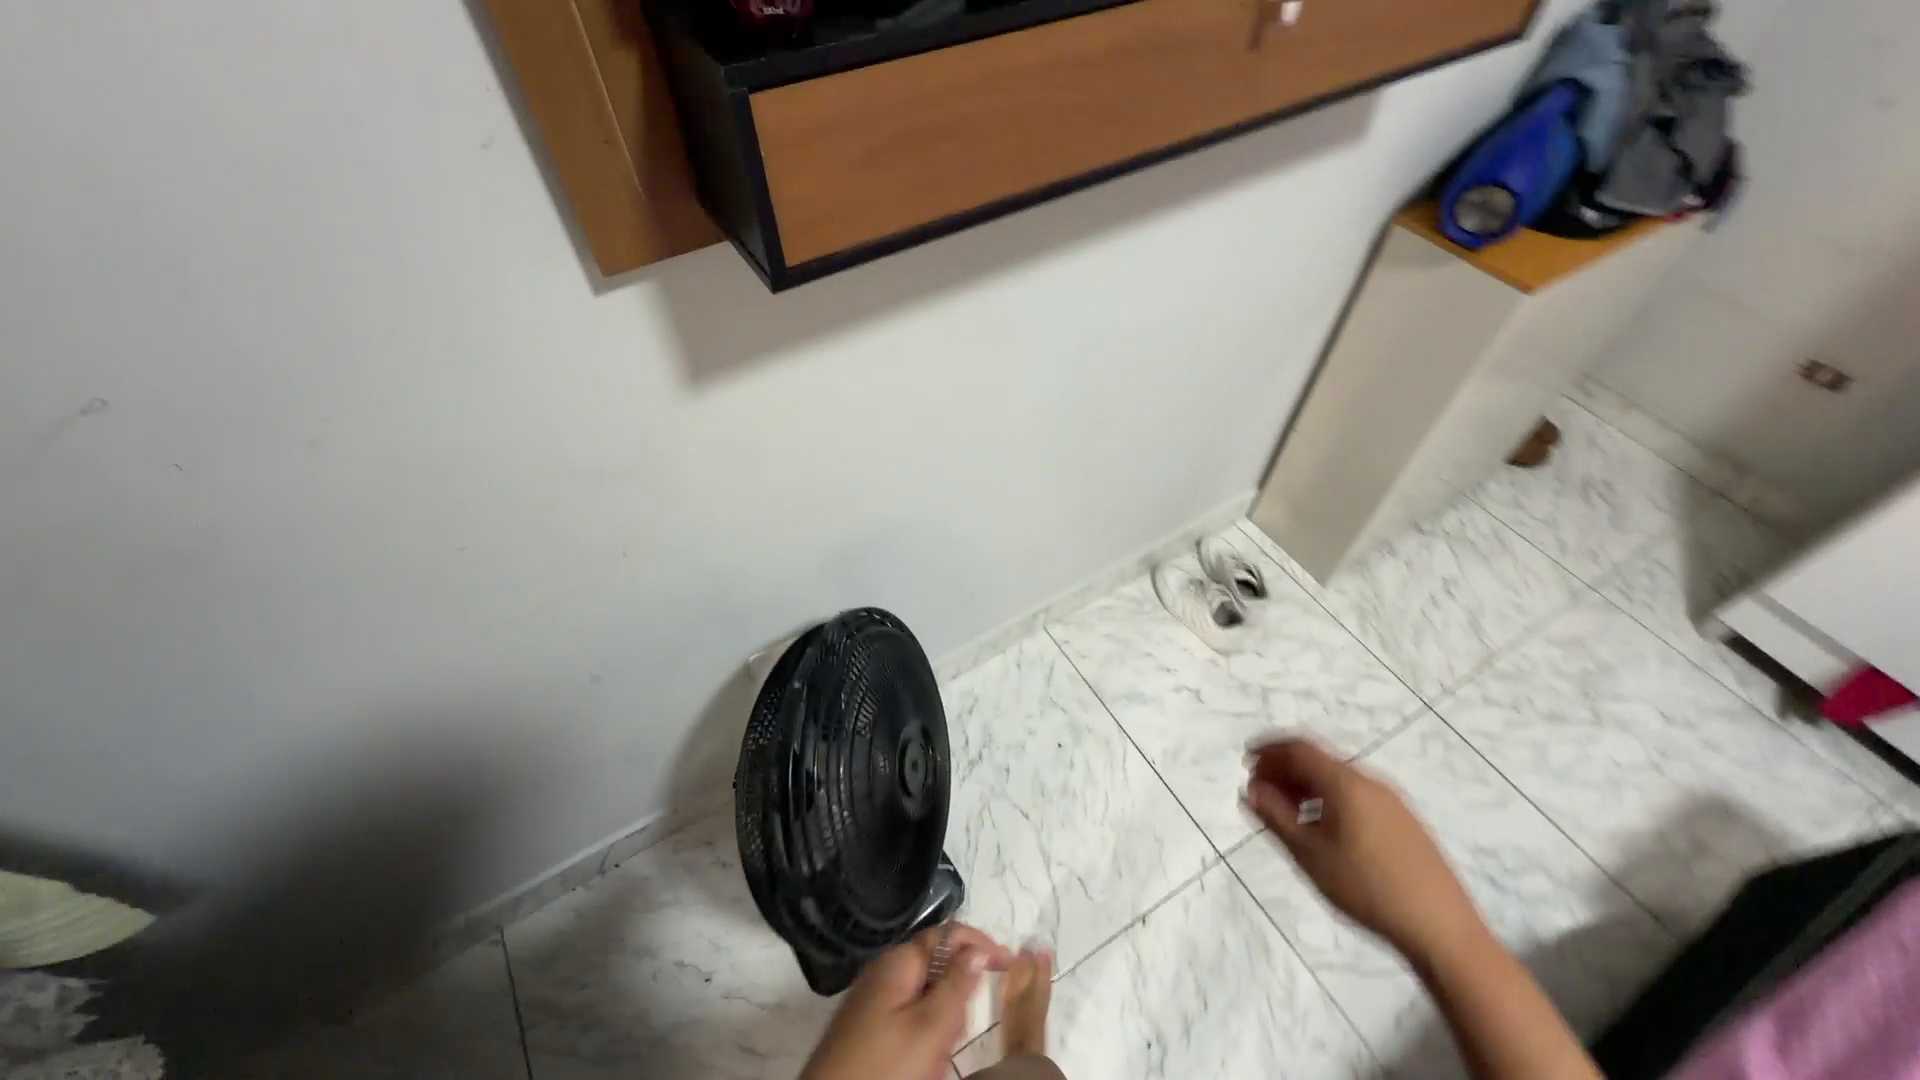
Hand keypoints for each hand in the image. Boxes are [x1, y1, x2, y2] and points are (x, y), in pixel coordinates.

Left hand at [799, 924, 1011, 1079]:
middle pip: (937, 965)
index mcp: (899, 961)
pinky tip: (923, 1062)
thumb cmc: (884, 1066)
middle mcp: (885, 970)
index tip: (1011, 964)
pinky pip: (909, 1017)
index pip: (948, 934)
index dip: (981, 944)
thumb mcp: (930, 1027)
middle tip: (963, 1027)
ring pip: (925, 996)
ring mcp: (874, 998)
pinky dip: (924, 1034)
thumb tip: (978, 949)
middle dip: (957, 993)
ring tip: (939, 1054)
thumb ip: (957, 984)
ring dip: (941, 1020)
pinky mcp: (868, 1024)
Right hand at [1244, 737, 1485, 963]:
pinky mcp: (1405, 822)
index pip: (1300, 748)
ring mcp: (1393, 802)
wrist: (1441, 928)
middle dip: (1285, 770)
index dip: (1270, 750)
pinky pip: (1356, 796)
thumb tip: (1251, 790)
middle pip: (1320, 762)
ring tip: (1286, 813)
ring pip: (1339, 780)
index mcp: (1346, 783)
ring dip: (1306, 786)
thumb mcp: (1310, 855)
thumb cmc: (1366, 888)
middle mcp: (1371, 783)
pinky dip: (1329, 799)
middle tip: (1260, 792)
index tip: (1246, 762)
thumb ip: (1276, 818)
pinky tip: (1322, 829)